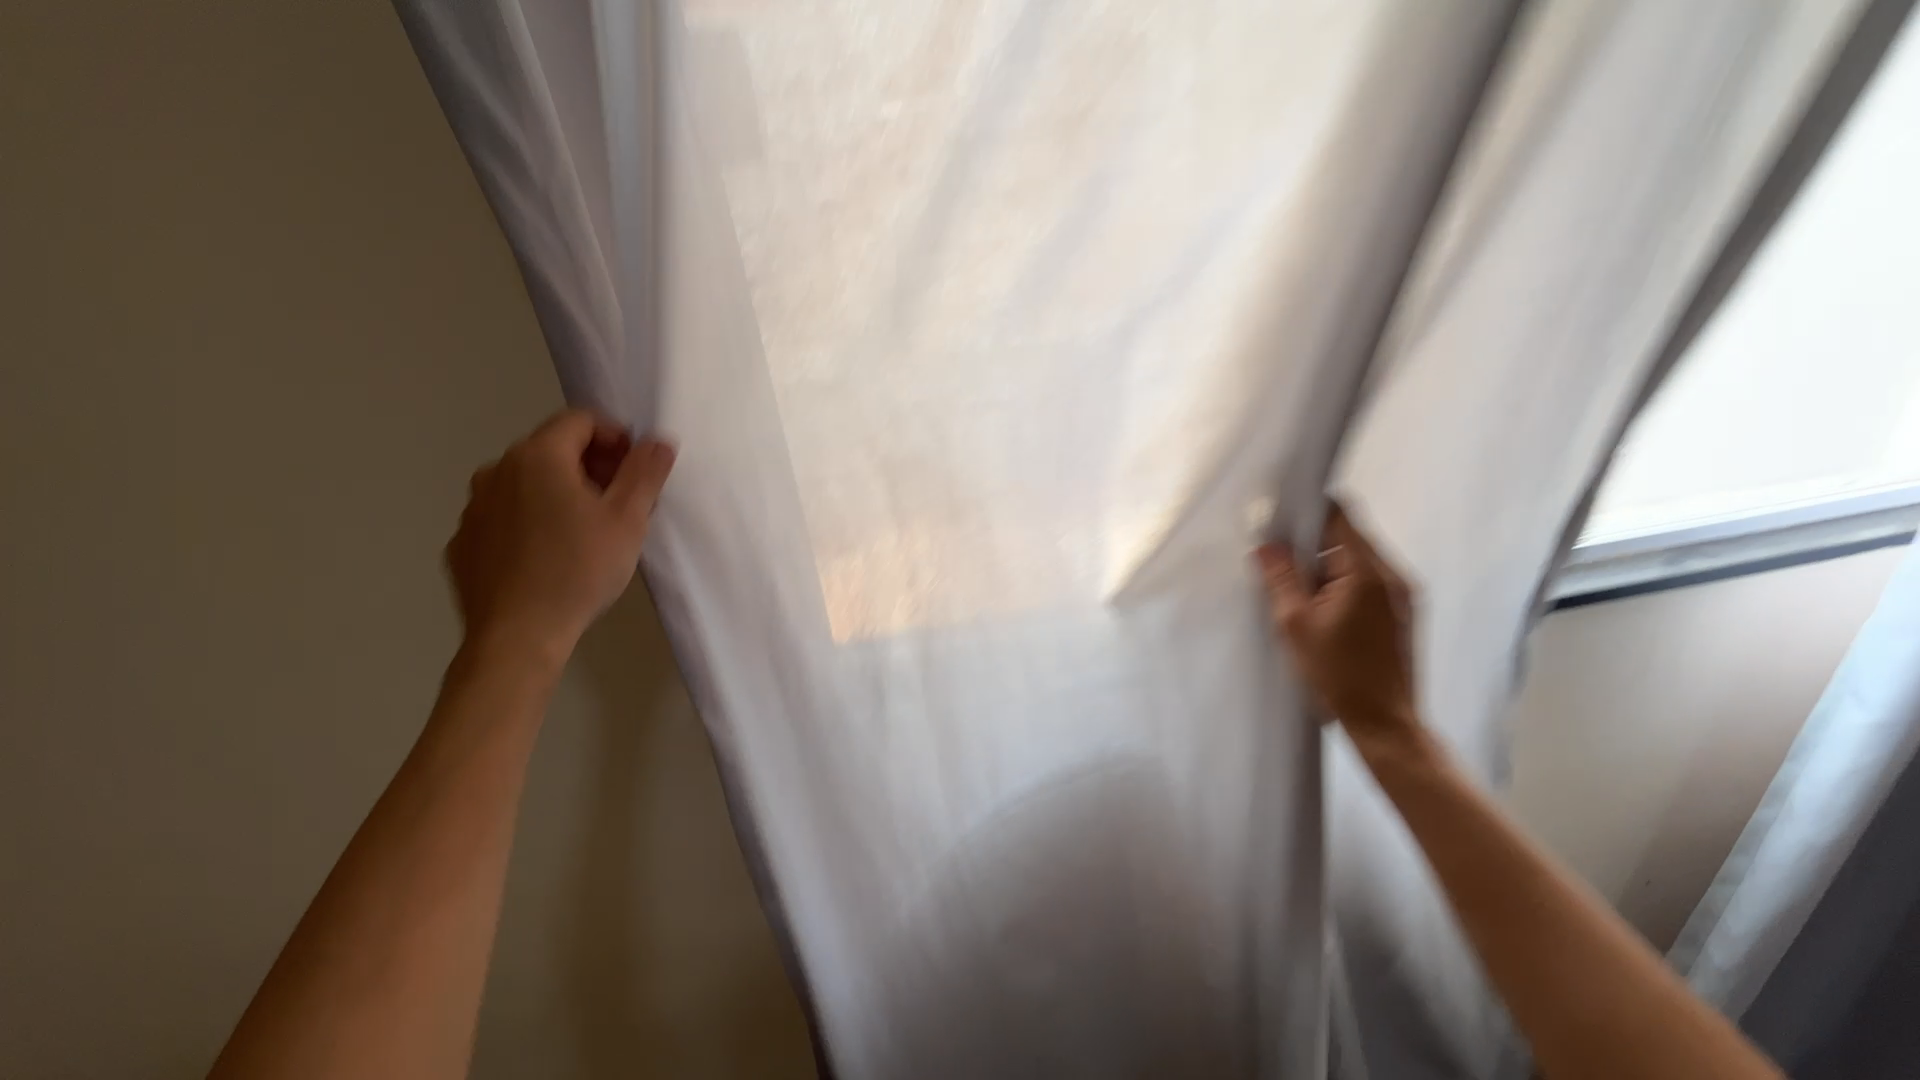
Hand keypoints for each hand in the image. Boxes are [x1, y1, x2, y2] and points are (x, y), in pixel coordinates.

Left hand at [445, 409, 675, 660]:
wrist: (517, 636)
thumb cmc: (579, 571)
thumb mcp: (628, 520)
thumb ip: (645, 472)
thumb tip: (658, 441)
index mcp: (538, 456)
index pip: (581, 420)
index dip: (616, 437)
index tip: (636, 471)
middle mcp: (498, 470)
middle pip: (552, 449)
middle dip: (589, 466)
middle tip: (618, 502)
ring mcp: (474, 507)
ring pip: (525, 483)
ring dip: (557, 493)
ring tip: (583, 532)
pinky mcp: (462, 541)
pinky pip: (503, 517)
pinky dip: (528, 522)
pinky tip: (548, 557)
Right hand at [1255, 503, 1420, 749]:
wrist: (1385, 722)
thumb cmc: (1337, 674)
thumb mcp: (1295, 624)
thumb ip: (1280, 578)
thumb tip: (1266, 546)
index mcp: (1367, 571)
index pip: (1340, 516)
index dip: (1308, 510)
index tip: (1279, 520)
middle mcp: (1393, 574)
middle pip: (1349, 535)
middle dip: (1312, 543)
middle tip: (1278, 561)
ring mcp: (1403, 593)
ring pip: (1357, 559)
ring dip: (1326, 565)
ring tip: (1297, 591)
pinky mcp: (1403, 611)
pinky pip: (1367, 580)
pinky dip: (1341, 583)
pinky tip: (1320, 609)